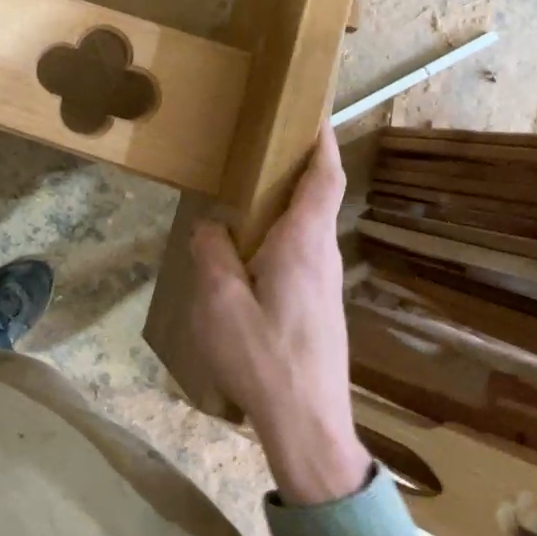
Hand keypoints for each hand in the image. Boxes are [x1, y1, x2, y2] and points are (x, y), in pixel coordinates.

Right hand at [188, 123, 369, 505]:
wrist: (308, 426)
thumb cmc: (264, 356)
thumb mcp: (219, 300)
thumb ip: (212, 252)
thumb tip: (212, 226)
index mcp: (303, 243)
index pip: (324, 178)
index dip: (321, 140)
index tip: (311, 109)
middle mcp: (322, 256)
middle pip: (315, 197)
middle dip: (292, 164)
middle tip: (255, 139)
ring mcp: (324, 284)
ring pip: (304, 227)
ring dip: (281, 201)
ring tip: (241, 189)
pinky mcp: (318, 306)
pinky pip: (298, 252)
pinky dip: (276, 232)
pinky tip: (245, 247)